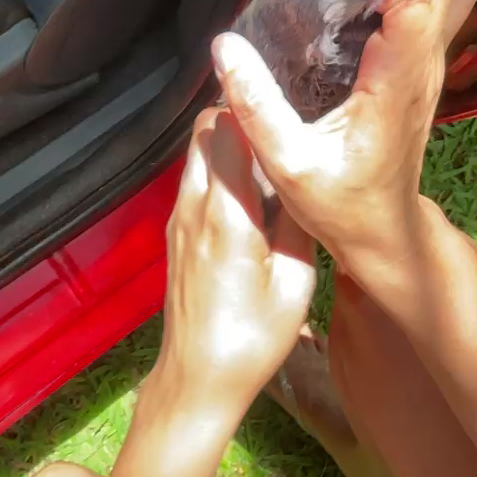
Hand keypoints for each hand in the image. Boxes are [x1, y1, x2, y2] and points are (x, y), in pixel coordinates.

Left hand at [157, 107, 317, 417]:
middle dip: (239, 117)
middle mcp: (193, 204)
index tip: (280, 99)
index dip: (249, 104)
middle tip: (280, 126)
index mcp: (226, 211)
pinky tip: (250, 194)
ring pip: (197, 154)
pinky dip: (218, 170)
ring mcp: (178, 218)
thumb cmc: (253, 335)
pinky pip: (194, 180)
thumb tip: (301, 178)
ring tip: (271, 157)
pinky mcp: (175, 233)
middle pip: (204, 131)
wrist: (197, 377)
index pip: (225, 128)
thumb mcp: (296, 280)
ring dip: (228, 144)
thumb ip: (298, 219)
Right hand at [210, 0, 475, 281]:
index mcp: (394, 86)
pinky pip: (430, 16)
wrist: (383, 231)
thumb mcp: (286, 161)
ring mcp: (428, 72)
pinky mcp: (422, 75)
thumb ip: (256, 104)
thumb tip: (225, 45)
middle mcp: (422, 71)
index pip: (420, 5)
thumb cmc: (338, 202)